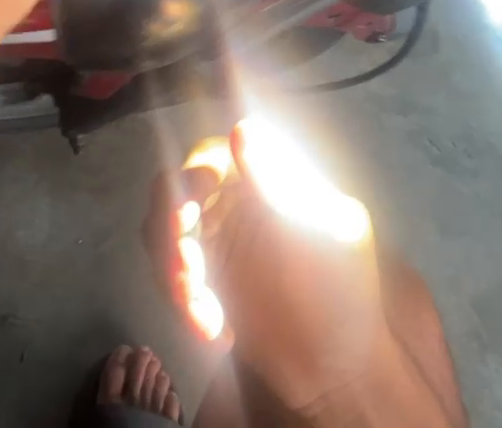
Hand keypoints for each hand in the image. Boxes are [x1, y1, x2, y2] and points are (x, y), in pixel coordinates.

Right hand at [151, 121, 389, 414]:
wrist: (336, 373)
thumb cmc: (340, 294)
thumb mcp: (321, 231)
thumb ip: (278, 181)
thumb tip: (241, 127)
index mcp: (263, 180)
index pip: (211, 155)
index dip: (191, 174)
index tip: (191, 207)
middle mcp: (231, 201)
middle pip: (173, 190)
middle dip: (170, 230)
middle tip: (188, 270)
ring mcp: (212, 240)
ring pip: (161, 232)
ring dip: (171, 270)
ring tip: (202, 311)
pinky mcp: (200, 279)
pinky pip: (167, 274)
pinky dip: (181, 301)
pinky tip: (214, 332)